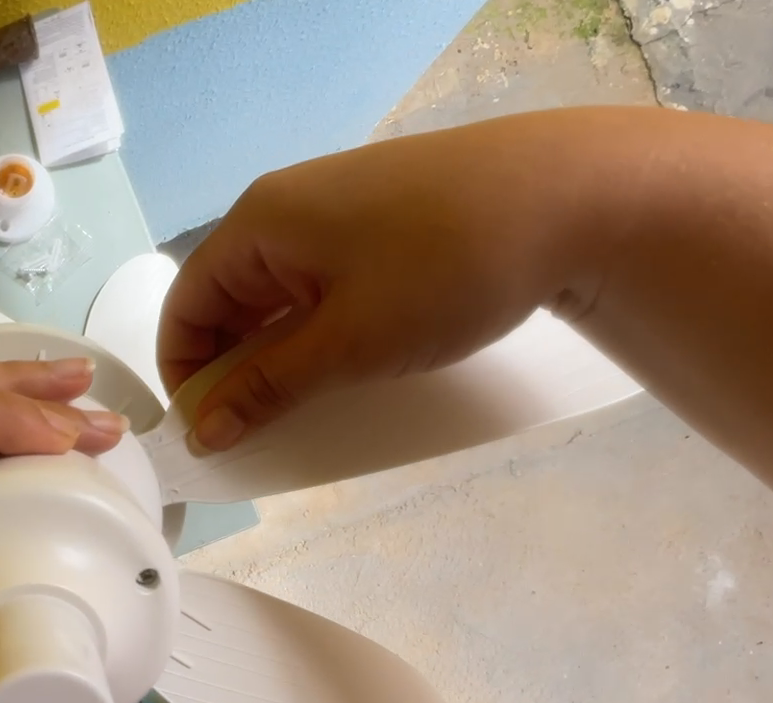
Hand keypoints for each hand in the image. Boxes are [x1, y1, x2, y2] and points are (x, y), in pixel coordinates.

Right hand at [158, 112, 612, 449]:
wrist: (587, 194)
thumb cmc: (445, 268)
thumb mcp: (345, 343)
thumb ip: (265, 390)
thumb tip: (203, 438)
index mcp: (256, 226)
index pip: (185, 309)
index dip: (184, 376)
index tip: (209, 431)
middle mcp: (281, 213)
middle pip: (223, 305)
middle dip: (228, 371)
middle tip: (254, 426)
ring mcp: (330, 214)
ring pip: (270, 300)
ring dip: (271, 357)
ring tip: (297, 404)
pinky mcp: (372, 224)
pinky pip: (312, 287)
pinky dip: (309, 333)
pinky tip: (336, 364)